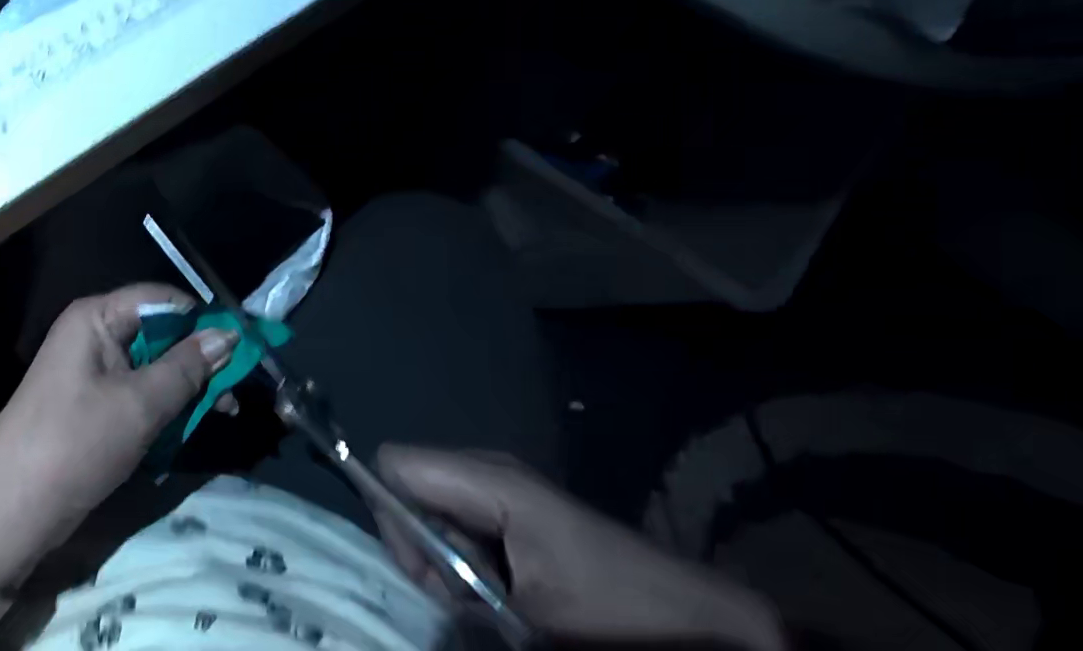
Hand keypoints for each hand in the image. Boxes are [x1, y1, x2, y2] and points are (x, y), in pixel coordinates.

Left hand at [0, 285, 235, 589]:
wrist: (7, 512)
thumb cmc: (75, 443)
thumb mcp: (141, 403)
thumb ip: (188, 367)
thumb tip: (230, 335)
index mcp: (98, 317)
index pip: (163, 300)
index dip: (204, 318)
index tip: (244, 343)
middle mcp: (96, 333)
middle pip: (162, 331)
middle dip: (201, 357)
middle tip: (238, 385)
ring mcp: (95, 369)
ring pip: (156, 364)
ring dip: (190, 384)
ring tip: (223, 410)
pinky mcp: (96, 401)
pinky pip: (142, 389)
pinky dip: (169, 404)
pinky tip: (193, 423)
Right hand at [377, 446, 785, 650]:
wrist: (691, 618)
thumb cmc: (607, 608)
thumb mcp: (523, 610)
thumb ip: (454, 581)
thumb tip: (409, 569)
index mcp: (486, 478)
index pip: (394, 465)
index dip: (390, 514)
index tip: (426, 569)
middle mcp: (484, 468)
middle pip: (408, 487)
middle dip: (418, 543)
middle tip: (461, 593)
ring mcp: (499, 485)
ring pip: (431, 508)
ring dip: (441, 556)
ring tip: (486, 597)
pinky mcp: (512, 506)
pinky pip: (458, 519)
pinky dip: (462, 557)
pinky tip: (497, 589)